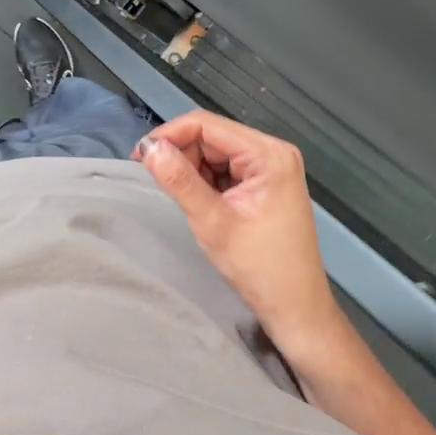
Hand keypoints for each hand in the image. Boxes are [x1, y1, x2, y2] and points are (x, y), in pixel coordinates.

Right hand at [136, 111, 342, 353]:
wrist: (297, 309)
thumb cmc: (259, 268)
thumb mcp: (212, 223)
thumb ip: (180, 181)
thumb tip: (149, 148)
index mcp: (268, 154)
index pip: (206, 125)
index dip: (169, 135)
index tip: (139, 158)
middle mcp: (273, 151)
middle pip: (210, 136)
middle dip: (181, 154)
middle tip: (159, 183)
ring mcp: (270, 167)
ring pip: (214, 151)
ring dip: (191, 169)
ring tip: (184, 199)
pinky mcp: (264, 182)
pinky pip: (224, 167)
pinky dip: (204, 180)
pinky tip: (200, 202)